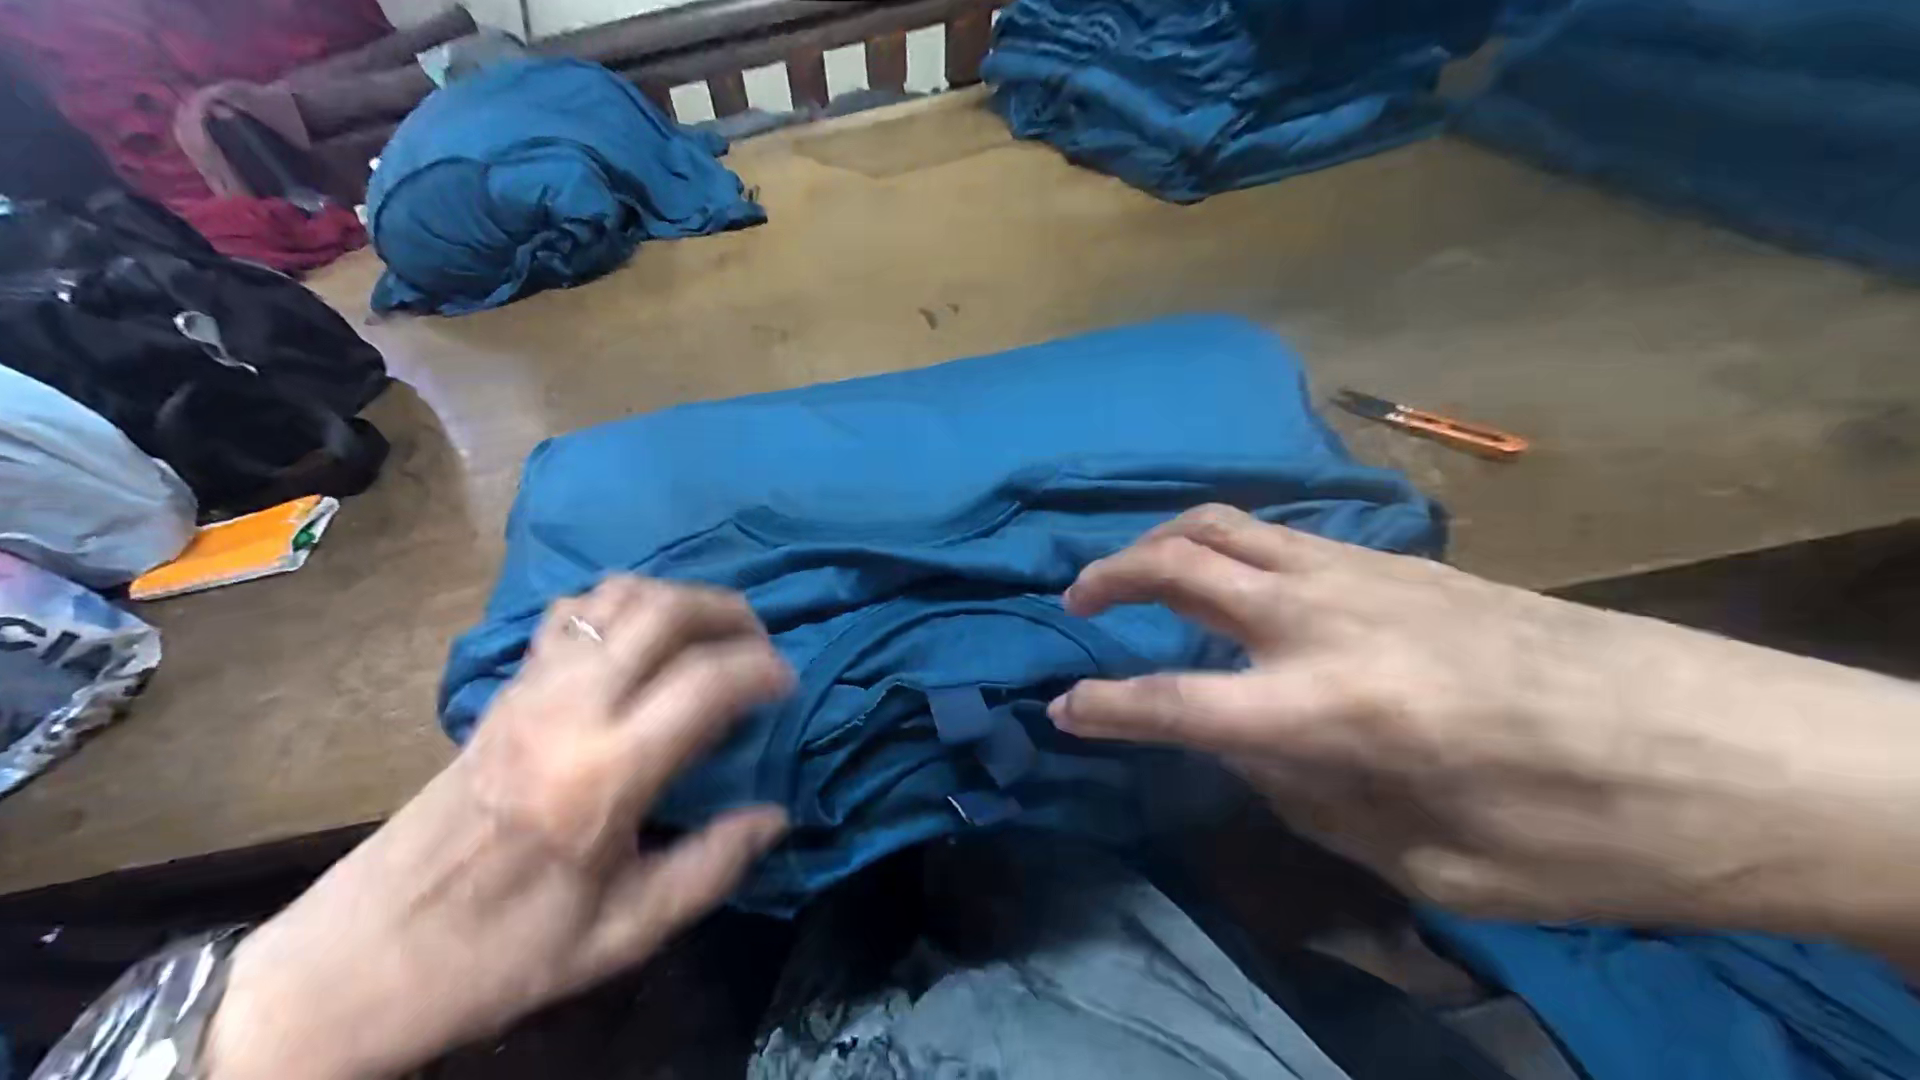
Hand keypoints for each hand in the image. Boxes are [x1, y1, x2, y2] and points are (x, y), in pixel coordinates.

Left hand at [207, 577, 793, 1079]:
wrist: (356, 960)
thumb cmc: (500, 954)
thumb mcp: (622, 935)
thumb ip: (713, 867)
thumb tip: (776, 814)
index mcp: (602, 776)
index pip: (706, 683)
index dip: (763, 670)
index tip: (788, 684)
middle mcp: (568, 711)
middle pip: (665, 612)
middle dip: (731, 613)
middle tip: (760, 646)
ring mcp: (531, 689)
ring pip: (620, 596)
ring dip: (682, 599)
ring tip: (714, 634)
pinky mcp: (508, 687)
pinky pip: (576, 611)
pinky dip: (626, 603)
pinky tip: (647, 635)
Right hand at [1051, 505, 1919, 945]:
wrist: (1741, 747)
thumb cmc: (1587, 836)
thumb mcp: (1427, 860)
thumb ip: (1307, 793)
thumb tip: (1245, 746)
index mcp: (1335, 708)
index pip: (1178, 701)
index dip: (1106, 707)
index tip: (1061, 708)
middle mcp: (1328, 619)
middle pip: (1181, 564)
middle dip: (1110, 576)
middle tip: (1076, 601)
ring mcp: (1360, 572)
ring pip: (1222, 525)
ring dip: (1157, 542)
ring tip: (1130, 570)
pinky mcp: (1393, 558)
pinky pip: (1273, 531)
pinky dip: (1218, 542)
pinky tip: (1223, 574)